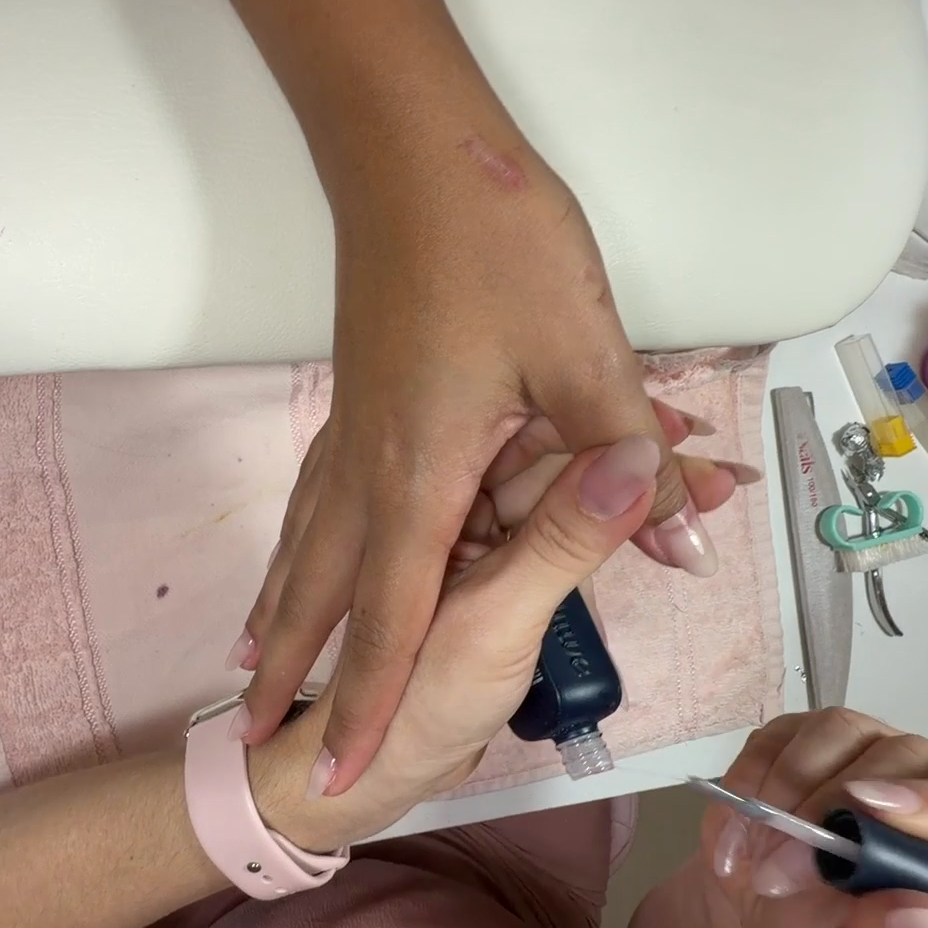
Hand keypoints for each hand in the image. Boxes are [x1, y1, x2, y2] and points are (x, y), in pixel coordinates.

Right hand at [240, 150, 753, 798]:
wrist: (414, 157)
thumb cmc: (496, 249)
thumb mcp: (583, 352)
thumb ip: (627, 455)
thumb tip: (681, 541)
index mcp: (420, 475)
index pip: (389, 619)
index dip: (362, 702)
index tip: (328, 770)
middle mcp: (367, 469)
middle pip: (317, 590)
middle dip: (289, 670)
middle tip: (246, 728)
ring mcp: (348, 432)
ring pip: (302, 542)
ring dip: (276, 608)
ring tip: (248, 658)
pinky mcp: (350, 401)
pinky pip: (312, 499)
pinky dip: (292, 545)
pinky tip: (291, 549)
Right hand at [636, 709, 927, 927]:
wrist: (771, 927)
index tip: (873, 815)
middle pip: (913, 759)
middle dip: (832, 812)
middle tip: (783, 873)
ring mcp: (879, 754)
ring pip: (841, 731)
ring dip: (784, 792)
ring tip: (757, 857)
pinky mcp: (813, 737)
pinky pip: (780, 732)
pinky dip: (749, 779)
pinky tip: (740, 830)